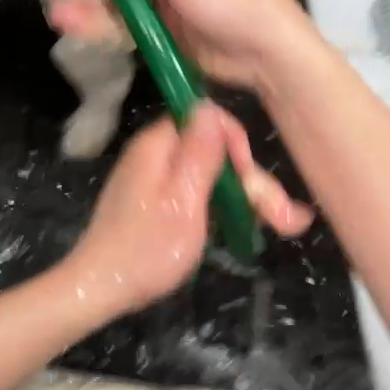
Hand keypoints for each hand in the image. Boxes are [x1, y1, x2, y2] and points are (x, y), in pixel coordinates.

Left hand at [60, 105, 313, 316]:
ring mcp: (154, 179)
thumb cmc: (147, 249)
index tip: (250, 178)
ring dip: (245, 197)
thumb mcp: (183, 201)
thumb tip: (208, 104)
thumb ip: (199, 153)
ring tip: (285, 226)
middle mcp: (154, 154)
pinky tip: (250, 226)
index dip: (234, 142)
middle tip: (287, 220)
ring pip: (209, 174)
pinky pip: (196, 191)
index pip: (203, 119)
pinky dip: (223, 206)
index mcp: (156, 146)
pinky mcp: (156, 201)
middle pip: (212, 150)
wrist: (103, 286)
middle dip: (251, 180)